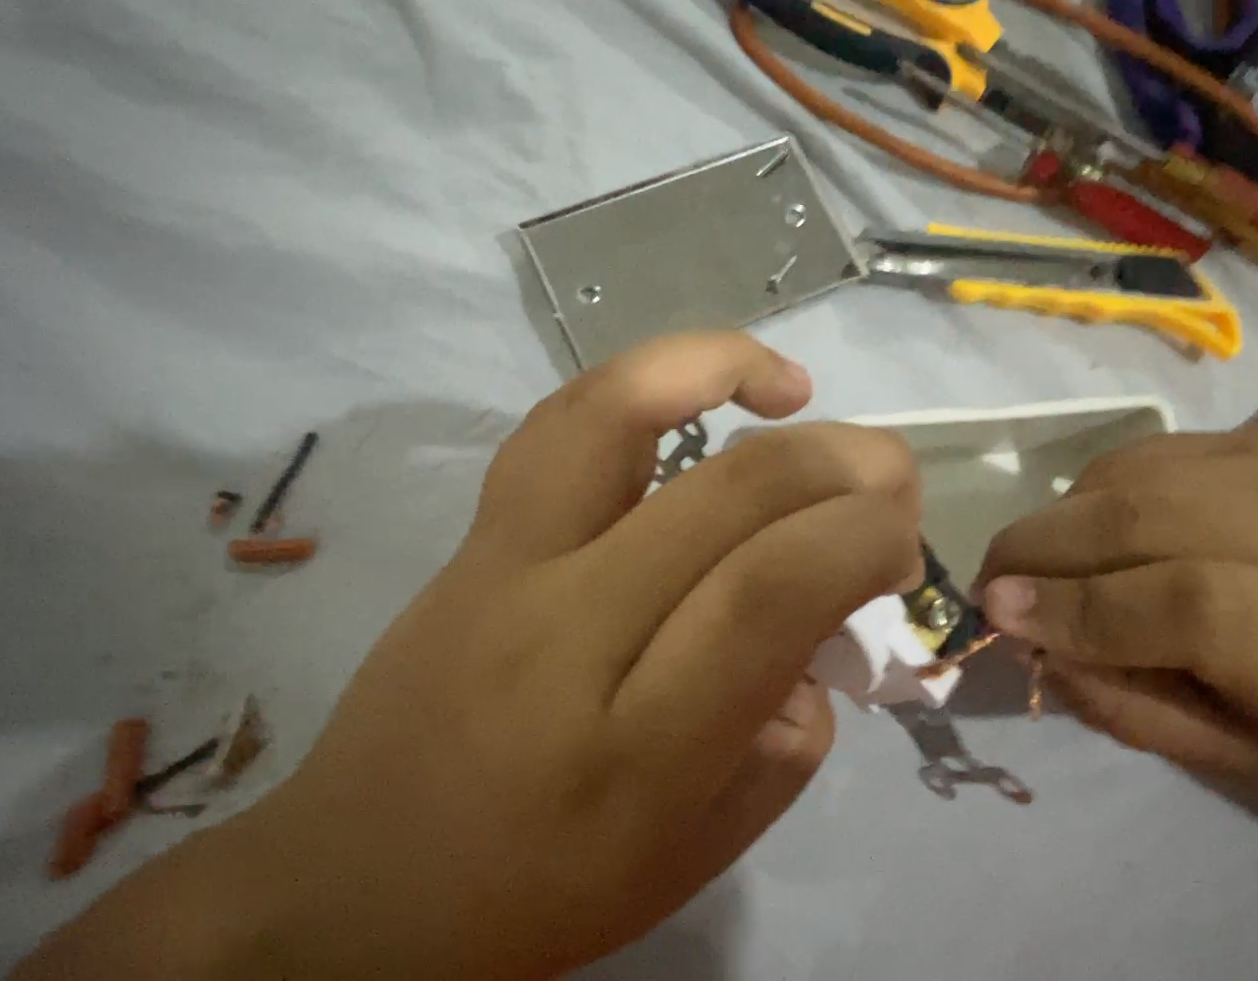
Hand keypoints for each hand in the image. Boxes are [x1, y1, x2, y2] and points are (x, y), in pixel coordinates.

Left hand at [14, 333, 922, 979]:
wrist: (357, 889)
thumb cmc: (545, 889)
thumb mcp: (699, 851)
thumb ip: (786, 735)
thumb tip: (818, 618)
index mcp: (642, 744)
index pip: (771, 593)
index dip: (860, 537)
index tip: (900, 536)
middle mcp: (568, 632)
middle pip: (722, 497)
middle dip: (836, 462)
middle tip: (890, 469)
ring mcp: (502, 567)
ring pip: (611, 417)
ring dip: (718, 368)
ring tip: (791, 385)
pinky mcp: (468, 541)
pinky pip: (554, 428)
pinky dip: (638, 382)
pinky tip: (689, 388)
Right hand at [975, 432, 1257, 789]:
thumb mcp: (1229, 759)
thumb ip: (1124, 702)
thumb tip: (1026, 632)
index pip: (1200, 607)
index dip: (1087, 607)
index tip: (1000, 615)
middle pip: (1153, 520)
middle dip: (1046, 551)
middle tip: (989, 585)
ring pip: (1135, 478)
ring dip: (1058, 518)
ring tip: (1030, 563)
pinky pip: (1140, 454)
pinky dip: (1087, 489)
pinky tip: (1080, 527)